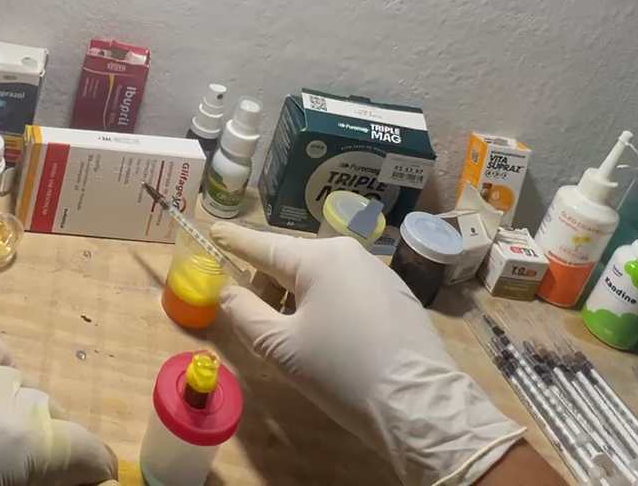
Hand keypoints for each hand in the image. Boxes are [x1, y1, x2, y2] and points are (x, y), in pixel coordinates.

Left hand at [0, 331, 116, 485]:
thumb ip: (38, 478)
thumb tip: (76, 475)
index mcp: (14, 437)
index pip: (77, 443)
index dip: (95, 461)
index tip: (102, 473)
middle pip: (48, 410)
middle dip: (57, 441)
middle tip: (50, 470)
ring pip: (18, 379)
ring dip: (24, 409)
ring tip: (14, 439)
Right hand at [211, 223, 525, 485]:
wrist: (423, 408)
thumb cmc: (344, 372)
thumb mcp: (282, 349)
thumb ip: (245, 313)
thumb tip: (228, 290)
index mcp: (317, 258)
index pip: (263, 244)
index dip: (235, 241)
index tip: (214, 229)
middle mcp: (346, 253)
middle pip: (291, 262)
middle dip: (270, 287)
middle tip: (262, 326)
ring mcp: (376, 271)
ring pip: (320, 277)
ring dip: (299, 300)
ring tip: (300, 343)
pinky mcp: (396, 294)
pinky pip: (347, 289)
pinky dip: (328, 307)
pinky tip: (334, 344)